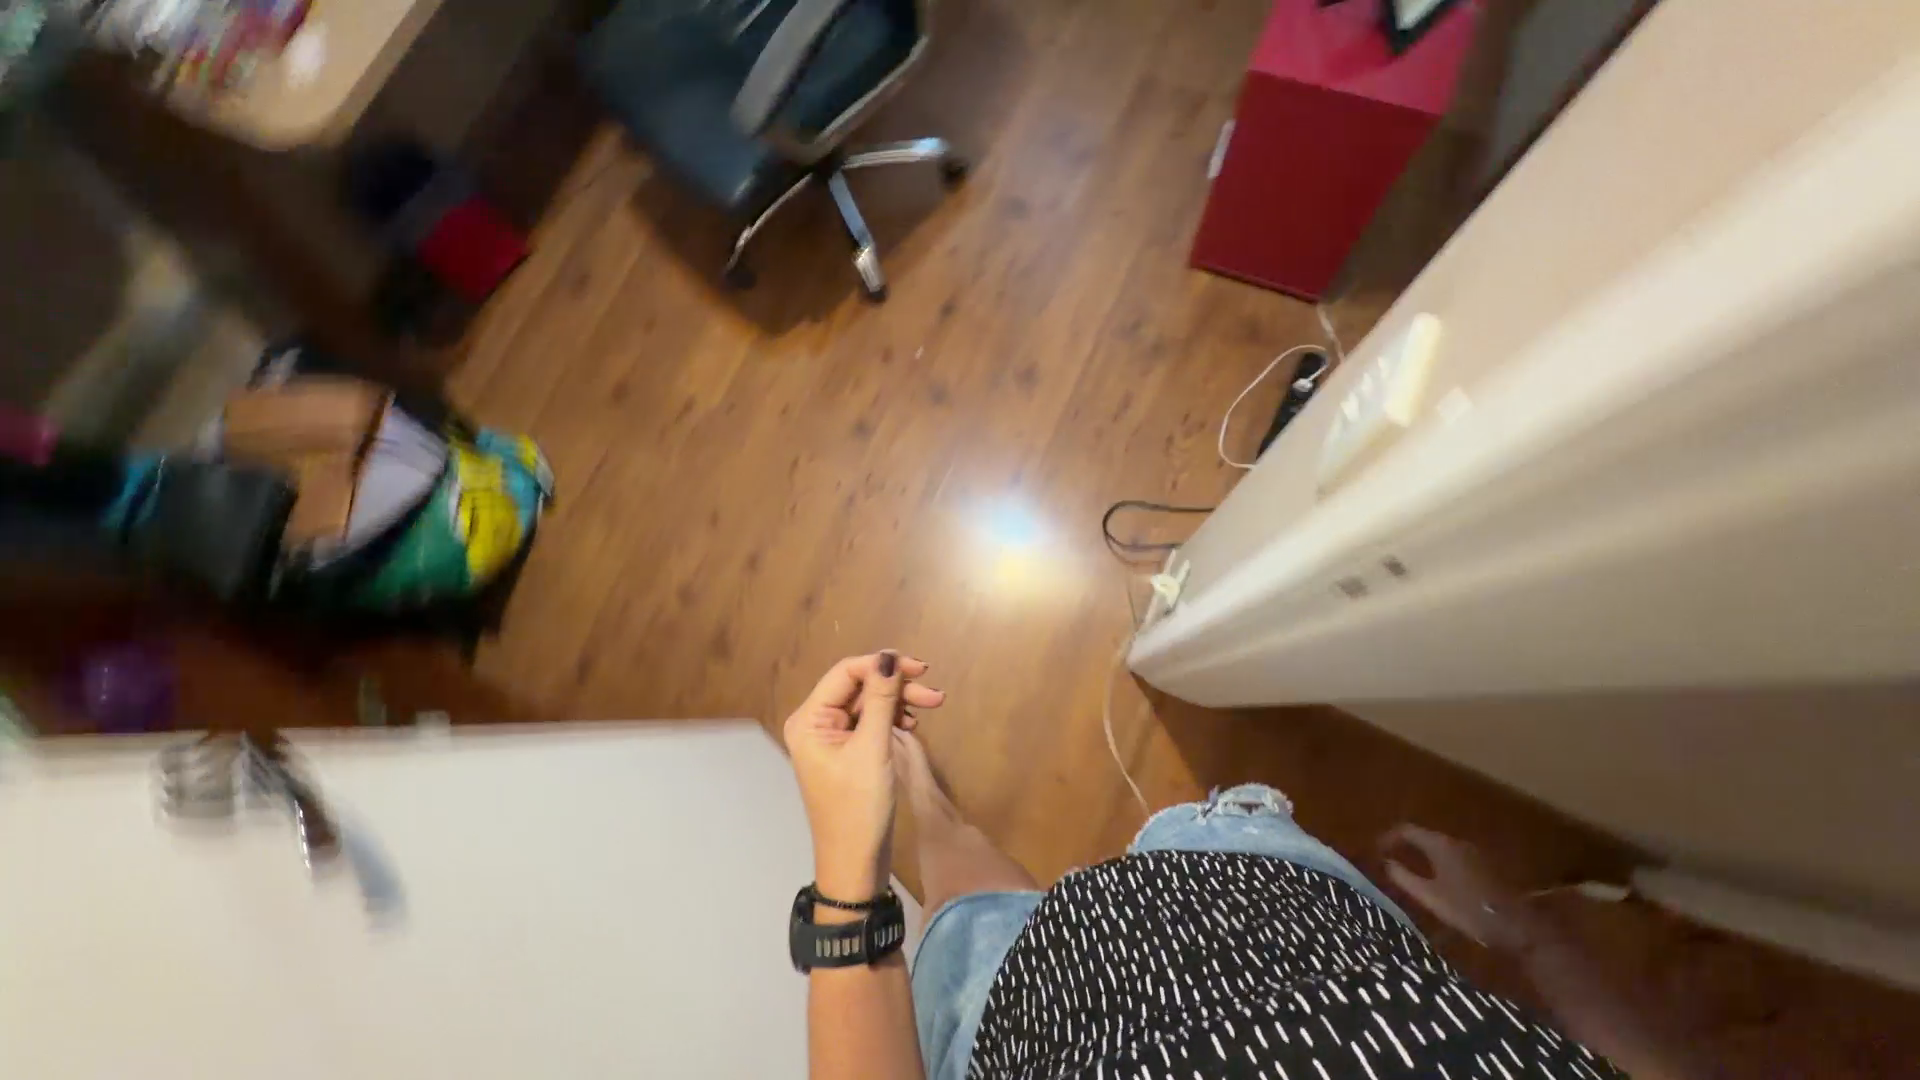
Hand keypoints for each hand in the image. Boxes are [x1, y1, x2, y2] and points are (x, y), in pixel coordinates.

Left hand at [784, 652, 945, 901]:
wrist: (855, 864)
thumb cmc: (859, 808)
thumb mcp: (873, 749)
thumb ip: (881, 700)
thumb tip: (889, 657)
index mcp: (810, 719)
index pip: (846, 672)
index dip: (882, 664)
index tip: (920, 668)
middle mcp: (816, 723)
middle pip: (860, 686)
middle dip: (897, 686)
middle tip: (935, 694)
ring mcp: (832, 738)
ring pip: (869, 703)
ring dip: (900, 702)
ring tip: (934, 706)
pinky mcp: (848, 752)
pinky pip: (871, 722)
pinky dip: (893, 719)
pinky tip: (912, 726)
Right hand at [1381, 824, 1538, 951]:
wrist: (1517, 926)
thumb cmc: (1467, 909)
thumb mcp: (1429, 896)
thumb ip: (1404, 877)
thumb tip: (1387, 862)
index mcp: (1440, 845)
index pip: (1407, 830)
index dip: (1389, 838)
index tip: (1377, 850)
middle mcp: (1456, 842)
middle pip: (1425, 836)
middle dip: (1406, 845)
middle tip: (1391, 858)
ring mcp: (1474, 853)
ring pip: (1441, 846)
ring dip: (1423, 853)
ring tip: (1412, 868)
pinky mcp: (1486, 866)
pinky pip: (1454, 856)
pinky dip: (1440, 861)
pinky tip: (1439, 878)